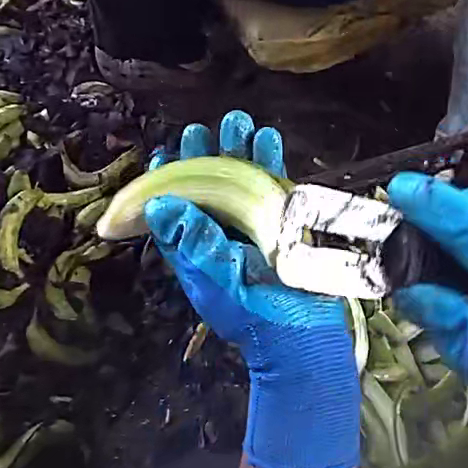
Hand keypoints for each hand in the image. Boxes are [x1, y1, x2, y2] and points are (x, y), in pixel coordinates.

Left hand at [144, 112, 358, 467]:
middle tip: (202, 130)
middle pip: (208, 188)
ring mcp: (254, 230)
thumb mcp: (219, 284)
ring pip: (241, 183)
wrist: (308, 344)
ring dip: (239, 152)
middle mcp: (222, 236)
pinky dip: (271, 165)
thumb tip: (159, 203)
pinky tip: (269, 141)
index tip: (164, 154)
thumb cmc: (260, 322)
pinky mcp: (285, 227)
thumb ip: (194, 244)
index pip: (174, 210)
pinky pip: (274, 190)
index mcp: (196, 251)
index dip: (166, 181)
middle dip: (205, 157)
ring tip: (240, 123)